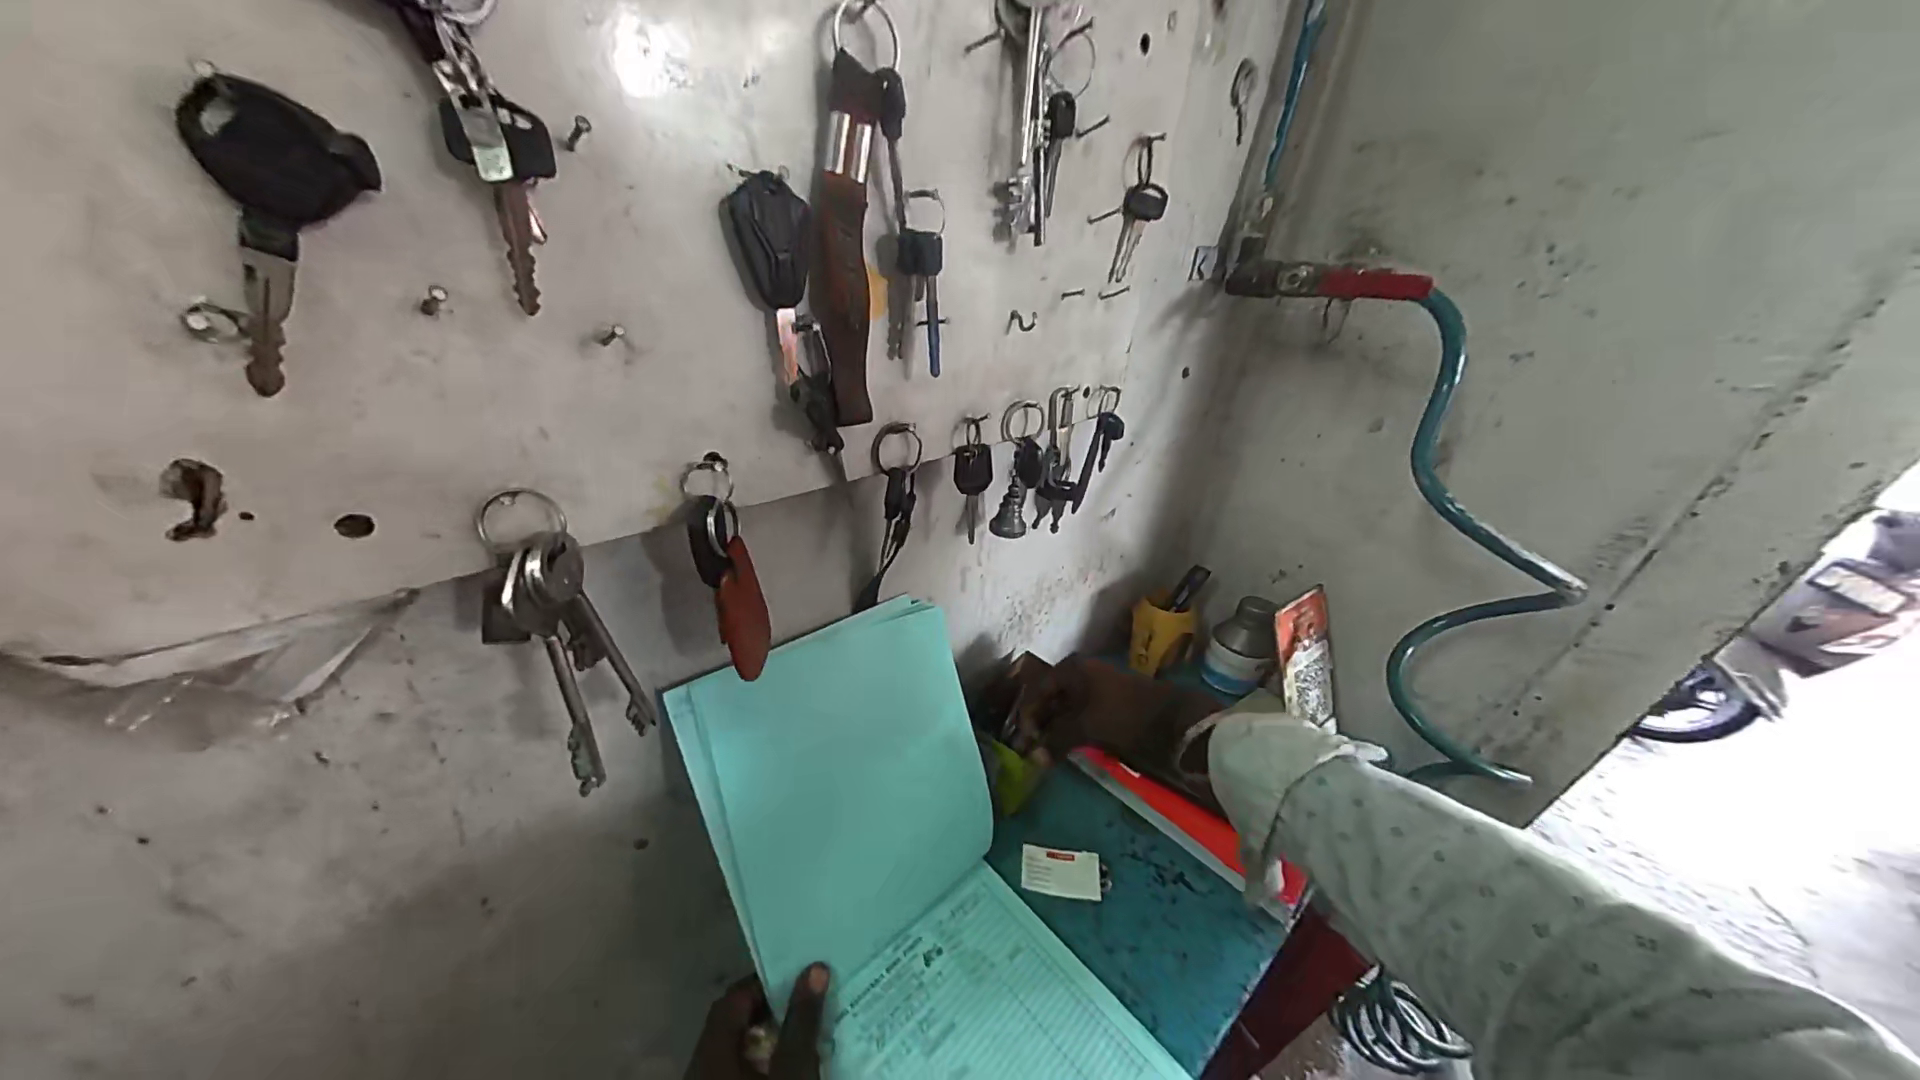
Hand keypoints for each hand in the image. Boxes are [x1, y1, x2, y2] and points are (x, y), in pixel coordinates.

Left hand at [686, 963, 830, 1079]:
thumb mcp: (792, 1068)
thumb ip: (802, 1020)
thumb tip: (816, 967)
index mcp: (712, 1047)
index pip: (734, 997)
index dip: (765, 983)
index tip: (797, 979)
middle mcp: (700, 1062)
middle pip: (732, 1020)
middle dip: (768, 1008)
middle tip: (803, 1004)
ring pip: (734, 1045)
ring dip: (764, 1035)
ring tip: (799, 1032)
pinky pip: (734, 1067)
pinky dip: (756, 1058)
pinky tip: (782, 1063)